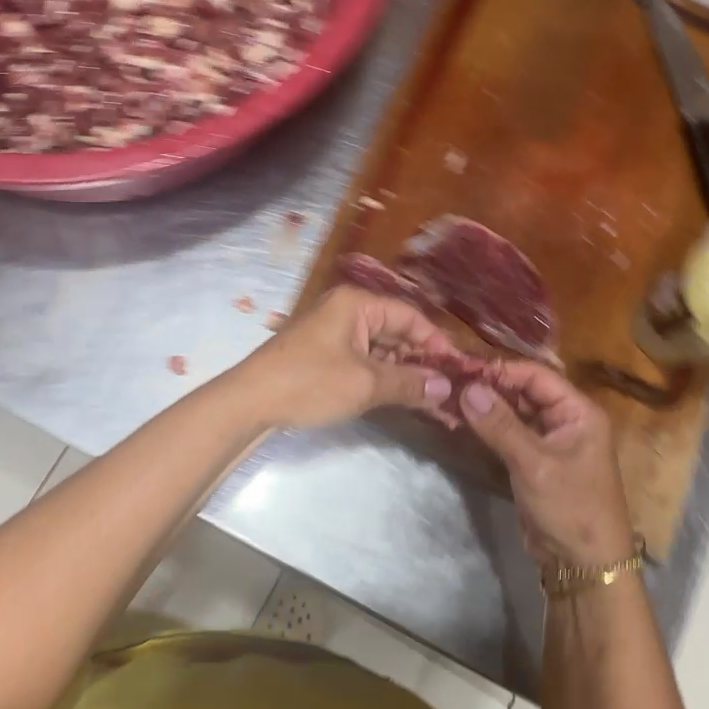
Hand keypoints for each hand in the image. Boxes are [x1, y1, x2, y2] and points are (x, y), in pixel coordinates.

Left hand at [231, 286, 455, 429]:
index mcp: (356, 304)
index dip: (437, 343)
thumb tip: (446, 388)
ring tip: (437, 404)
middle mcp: (346, 312)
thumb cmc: (309, 383)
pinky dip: (385, 382)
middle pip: (397, 334)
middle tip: (453, 393)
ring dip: (407, 377)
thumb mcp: (365, 384)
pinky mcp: (324, 359)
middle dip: (424, 364)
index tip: (459, 370)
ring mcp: (334, 336)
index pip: (410, 317)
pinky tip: (406, 402)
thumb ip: (409, 383)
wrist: (249, 402)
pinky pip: (365, 365)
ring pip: (382, 352)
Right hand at [460, 362, 633, 566]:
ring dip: (486, 407)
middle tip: (450, 382)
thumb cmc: (570, 508)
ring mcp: (550, 441)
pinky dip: (488, 428)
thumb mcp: (534, 464)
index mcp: (579, 412)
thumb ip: (500, 425)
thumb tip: (468, 388)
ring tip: (450, 398)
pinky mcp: (534, 461)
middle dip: (490, 387)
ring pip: (514, 412)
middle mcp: (567, 420)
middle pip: (524, 391)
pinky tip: (462, 422)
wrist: (584, 563)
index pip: (537, 376)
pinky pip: (509, 434)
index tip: (463, 369)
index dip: (501, 370)